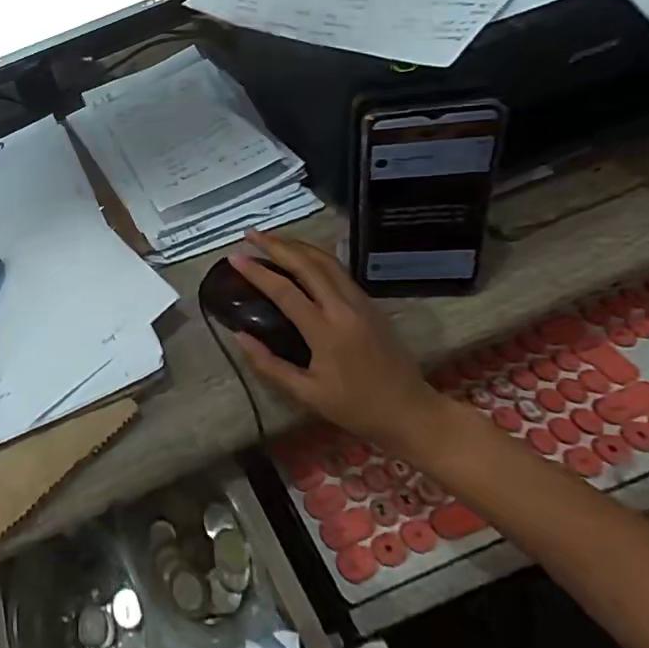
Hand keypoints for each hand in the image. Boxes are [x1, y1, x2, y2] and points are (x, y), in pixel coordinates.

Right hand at [227, 231, 449, 450]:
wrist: (414, 413)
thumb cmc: (356, 408)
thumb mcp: (306, 394)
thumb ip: (269, 365)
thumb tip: (239, 336)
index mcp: (325, 331)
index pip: (284, 291)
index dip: (256, 272)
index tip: (234, 258)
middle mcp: (344, 309)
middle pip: (307, 265)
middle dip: (277, 246)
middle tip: (251, 234)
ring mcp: (361, 304)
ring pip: (327, 262)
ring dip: (297, 246)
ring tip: (273, 239)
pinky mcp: (371, 305)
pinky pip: (339, 271)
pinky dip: (315, 257)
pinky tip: (303, 256)